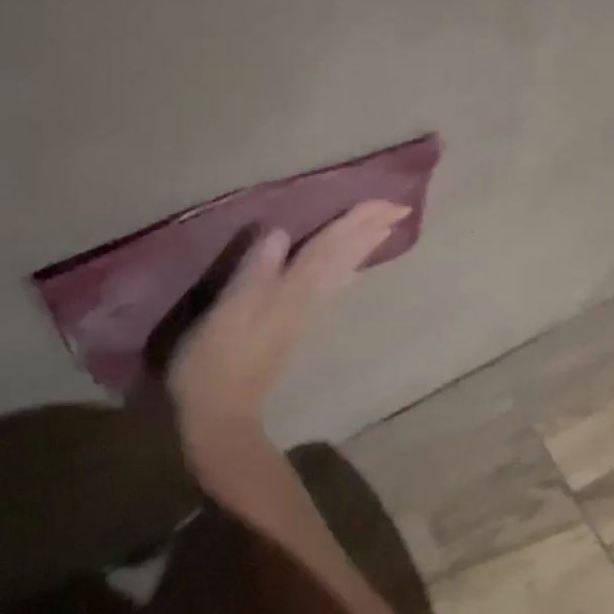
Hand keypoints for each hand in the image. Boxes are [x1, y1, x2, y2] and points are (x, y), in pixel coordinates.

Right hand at [166, 201, 408, 440]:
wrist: (221, 412)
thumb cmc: (214, 360)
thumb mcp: (230, 311)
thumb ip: (255, 270)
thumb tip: (280, 233)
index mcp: (291, 290)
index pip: (329, 247)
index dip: (354, 222)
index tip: (387, 201)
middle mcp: (305, 299)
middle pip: (342, 258)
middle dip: (368, 230)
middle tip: (399, 208)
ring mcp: (302, 315)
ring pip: (340, 273)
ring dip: (361, 248)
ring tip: (384, 230)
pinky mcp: (292, 328)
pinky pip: (330, 289)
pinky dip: (344, 272)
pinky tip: (349, 271)